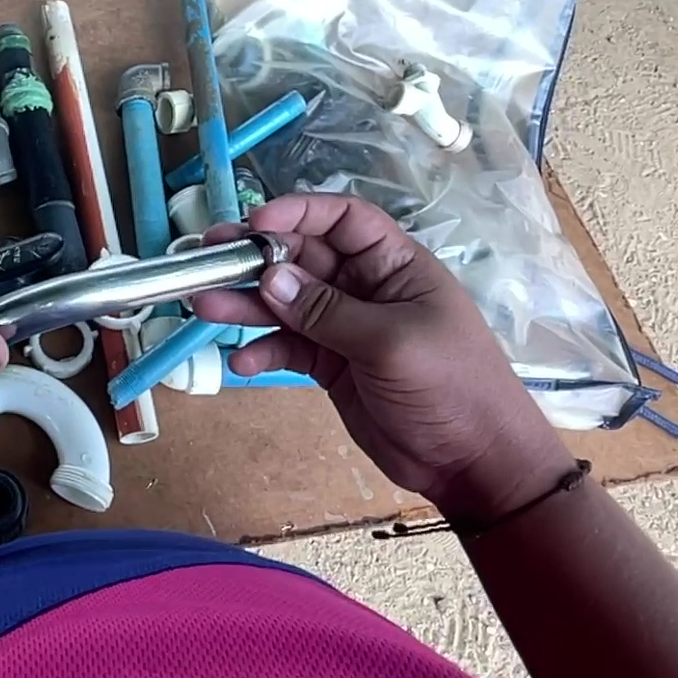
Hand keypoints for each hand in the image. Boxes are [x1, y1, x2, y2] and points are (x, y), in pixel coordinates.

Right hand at [191, 194, 574, 524]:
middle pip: (301, 259)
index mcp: (394, 266)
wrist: (472, 464)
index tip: (255, 222)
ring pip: (284, 302)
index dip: (299, 213)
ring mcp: (342, 326)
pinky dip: (262, 351)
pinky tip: (243, 362)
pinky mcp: (327, 363)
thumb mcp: (391, 343)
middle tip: (208, 259)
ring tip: (204, 305)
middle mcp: (363, 287)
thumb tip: (269, 278)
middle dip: (255, 258)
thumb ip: (327, 311)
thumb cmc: (451, 387)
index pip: (343, 220)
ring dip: (245, 304)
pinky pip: (285, 345)